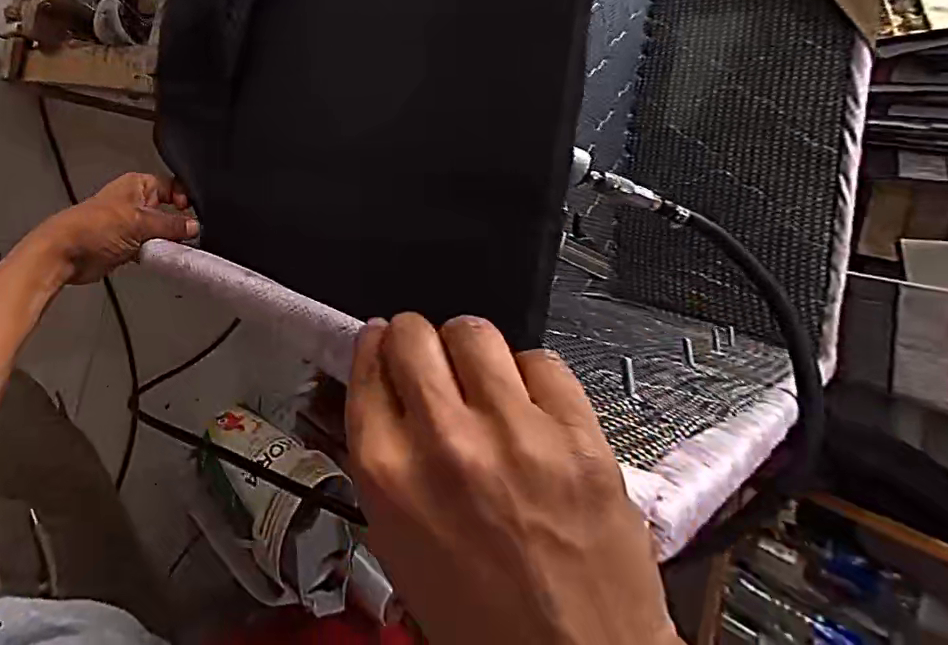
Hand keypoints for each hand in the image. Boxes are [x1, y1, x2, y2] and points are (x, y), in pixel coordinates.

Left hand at [20, 172, 198, 284]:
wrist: (65, 254)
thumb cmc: (94, 226)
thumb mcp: (140, 221)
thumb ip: (170, 225)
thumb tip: (193, 226)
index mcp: (138, 185)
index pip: (171, 186)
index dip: (184, 199)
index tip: (192, 214)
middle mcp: (135, 202)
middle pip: (168, 211)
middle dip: (176, 224)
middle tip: (186, 235)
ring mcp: (130, 224)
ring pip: (159, 232)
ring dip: (165, 241)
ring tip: (172, 248)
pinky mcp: (126, 246)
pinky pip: (150, 248)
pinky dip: (156, 254)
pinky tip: (162, 258)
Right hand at [346, 313, 679, 644]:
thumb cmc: (479, 615)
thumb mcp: (395, 534)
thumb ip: (380, 448)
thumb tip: (378, 375)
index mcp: (389, 474)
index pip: (368, 363)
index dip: (375, 348)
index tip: (382, 343)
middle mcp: (446, 444)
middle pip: (413, 334)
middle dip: (415, 338)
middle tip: (429, 356)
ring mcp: (515, 437)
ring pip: (474, 332)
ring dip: (469, 348)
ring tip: (480, 376)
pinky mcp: (579, 439)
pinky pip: (542, 360)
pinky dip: (530, 375)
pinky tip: (529, 405)